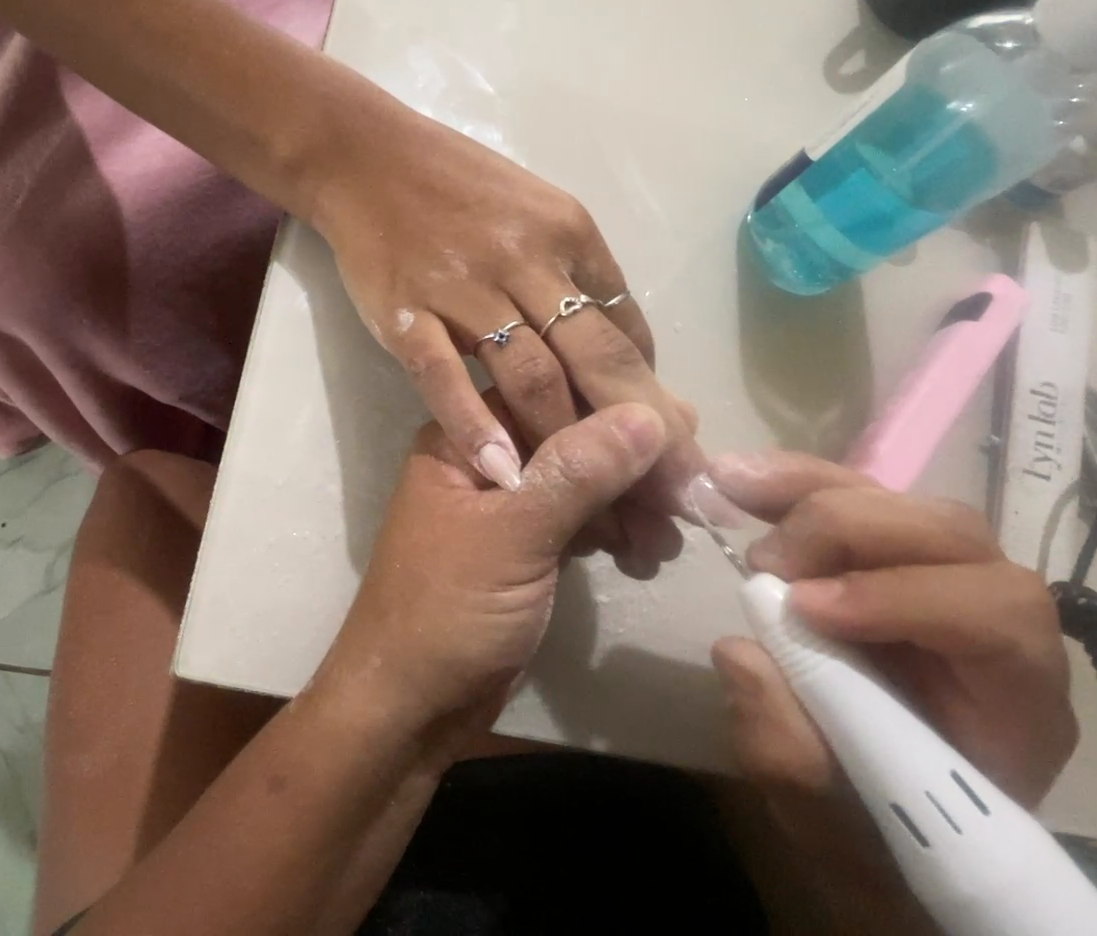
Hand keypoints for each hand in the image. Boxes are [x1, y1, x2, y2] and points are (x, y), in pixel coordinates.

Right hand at [308, 106, 703, 560]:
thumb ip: (584, 282)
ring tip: (597, 512)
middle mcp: (527, 260)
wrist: (364, 157)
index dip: (656, 400)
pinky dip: (475, 427)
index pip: (627, 330)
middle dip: (639, 436)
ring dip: (566, 447)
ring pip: (528, 376)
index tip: (674, 455)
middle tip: (671, 503)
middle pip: (594, 360)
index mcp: (569, 234)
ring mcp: (463, 289)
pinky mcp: (406, 313)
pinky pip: (443, 377)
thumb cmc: (458, 187)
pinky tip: (503, 475)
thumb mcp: (540, 214)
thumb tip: (630, 352)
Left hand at [312, 404, 667, 748]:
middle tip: (687, 500)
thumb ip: (577, 473)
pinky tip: (645, 556)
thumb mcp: (511, 537)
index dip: (620, 411)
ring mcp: (507, 503)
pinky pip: (581, 519)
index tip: (684, 442)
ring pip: (584, 480)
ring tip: (666, 541)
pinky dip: (615, 532)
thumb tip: (649, 414)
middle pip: (575, 435)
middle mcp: (485, 458)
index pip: (552, 392)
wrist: (410, 705)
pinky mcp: (525, 545)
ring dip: (632, 504)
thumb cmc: (446, 613)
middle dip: (634, 466)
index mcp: (463, 436)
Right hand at [705, 451, 1076, 932]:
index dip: (902, 597)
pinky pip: (852, 502)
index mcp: (1014, 702)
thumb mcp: (829, 827)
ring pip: (903, 504)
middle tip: (765, 564)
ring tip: (732, 488)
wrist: (882, 821)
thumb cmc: (876, 837)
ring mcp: (939, 583)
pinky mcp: (885, 564)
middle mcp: (993, 624)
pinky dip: (792, 485)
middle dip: (850, 530)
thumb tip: (740, 652)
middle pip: (952, 535)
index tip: (804, 609)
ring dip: (814, 491)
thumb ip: (789, 755)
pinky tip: (738, 479)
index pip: (996, 616)